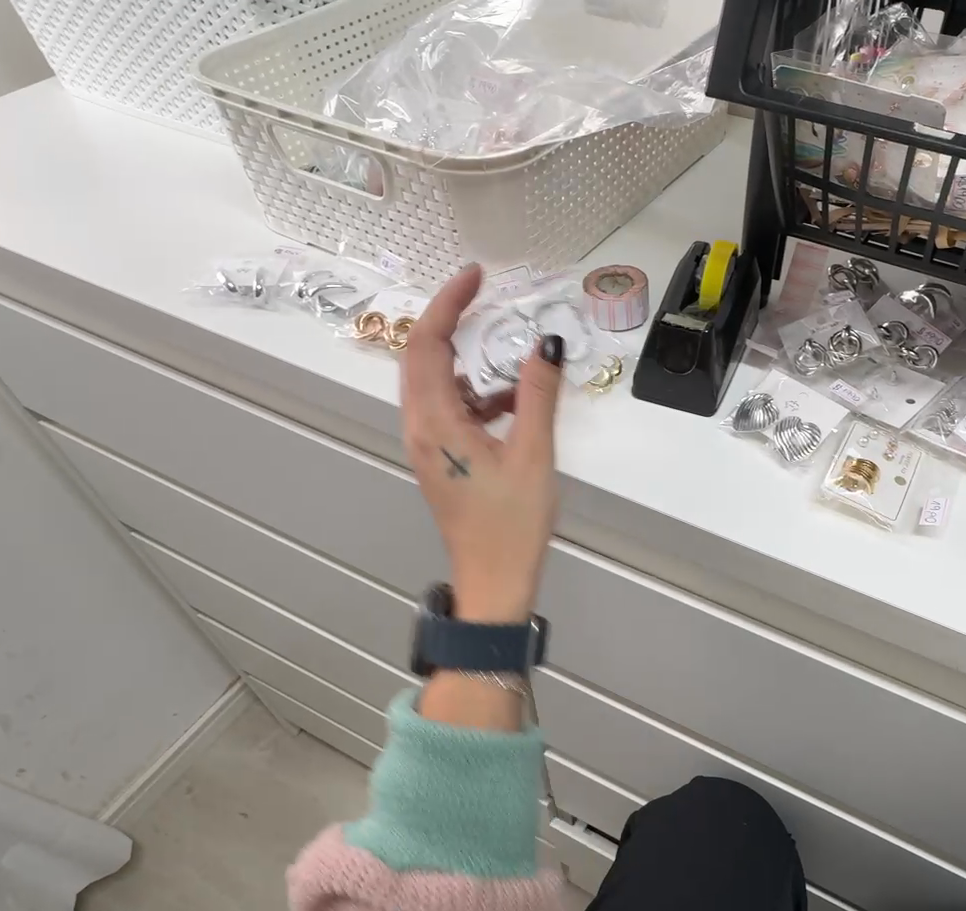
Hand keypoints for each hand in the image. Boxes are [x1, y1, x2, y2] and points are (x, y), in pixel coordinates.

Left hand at [400, 265, 564, 623]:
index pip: (427, 344)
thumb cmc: (511, 523)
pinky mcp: (439, 459)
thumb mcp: (533, 454)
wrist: (494, 582)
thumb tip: (546, 343)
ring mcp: (426, 446)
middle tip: (485, 296)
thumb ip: (537, 395)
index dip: (448, 303)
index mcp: (434, 423)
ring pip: (435, 384)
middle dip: (450, 322)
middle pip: (421, 358)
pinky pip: (449, 409)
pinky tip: (512, 405)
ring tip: (510, 361)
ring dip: (467, 362)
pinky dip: (476, 395)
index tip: (476, 275)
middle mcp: (419, 429)